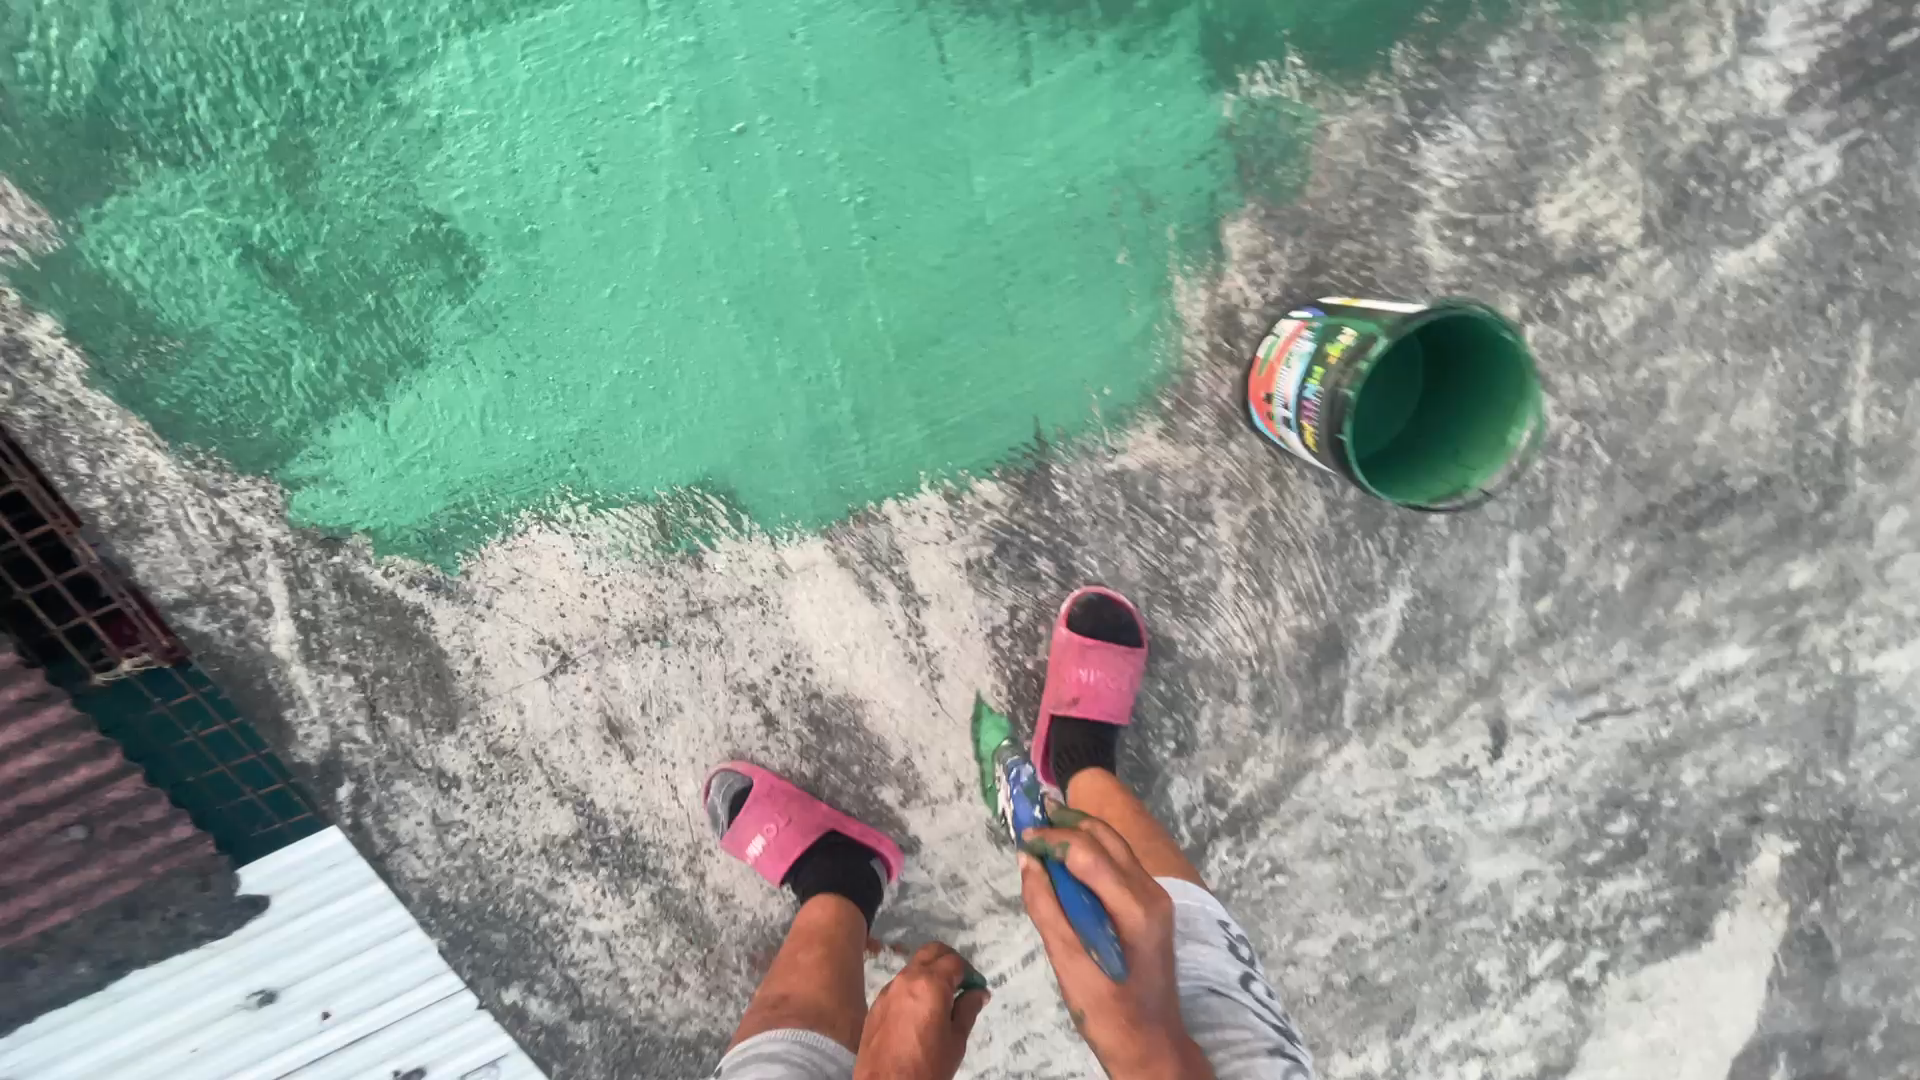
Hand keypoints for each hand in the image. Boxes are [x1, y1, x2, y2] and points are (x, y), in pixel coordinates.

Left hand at [852, 942, 989, 1079]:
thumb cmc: (926, 1068)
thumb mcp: (955, 1042)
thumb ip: (968, 1010)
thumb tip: (979, 992)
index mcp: (931, 984)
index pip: (955, 962)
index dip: (970, 974)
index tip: (977, 990)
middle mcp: (908, 978)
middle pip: (932, 952)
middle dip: (950, 961)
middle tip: (961, 984)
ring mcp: (889, 989)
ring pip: (915, 966)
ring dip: (931, 973)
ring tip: (942, 1000)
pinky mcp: (877, 1004)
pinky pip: (900, 984)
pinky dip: (914, 988)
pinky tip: (920, 1012)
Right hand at [1019, 811, 1213, 1079]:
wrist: (1152, 1045)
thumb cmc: (1107, 1011)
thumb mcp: (1068, 964)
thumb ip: (1045, 906)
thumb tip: (1027, 860)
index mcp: (1134, 908)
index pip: (1088, 852)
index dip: (1053, 838)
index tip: (1023, 837)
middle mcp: (1151, 892)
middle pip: (1105, 837)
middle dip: (1067, 822)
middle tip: (1032, 817)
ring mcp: (1156, 896)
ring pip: (1114, 844)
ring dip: (1079, 831)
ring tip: (1046, 826)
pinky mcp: (1152, 903)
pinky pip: (1119, 861)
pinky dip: (1091, 850)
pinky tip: (1068, 857)